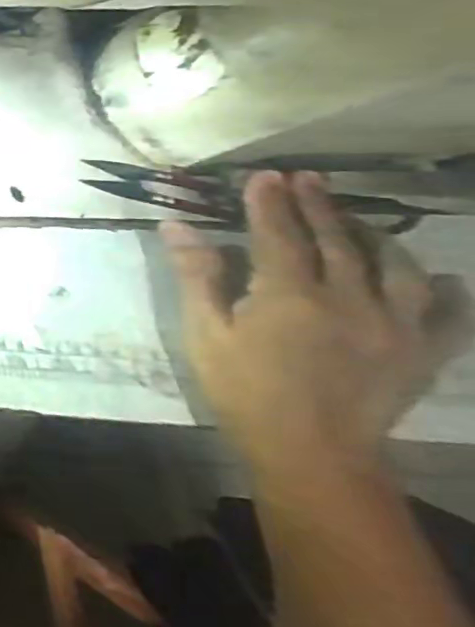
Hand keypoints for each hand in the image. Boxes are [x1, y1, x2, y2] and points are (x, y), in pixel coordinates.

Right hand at [163, 171, 472, 477]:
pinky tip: (440, 278)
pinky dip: (444, 291)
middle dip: (318, 207)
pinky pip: (448, 315)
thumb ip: (197, 275)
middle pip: (337, 243)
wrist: (311, 450)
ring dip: (374, 238)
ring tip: (357, 221)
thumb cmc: (241, 386)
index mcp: (290, 295)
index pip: (278, 235)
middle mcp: (351, 302)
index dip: (270, 204)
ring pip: (396, 268)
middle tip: (307, 180)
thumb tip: (178, 226)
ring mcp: (397, 328)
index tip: (264, 176)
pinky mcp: (423, 354)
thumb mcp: (203, 330)